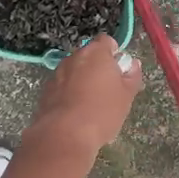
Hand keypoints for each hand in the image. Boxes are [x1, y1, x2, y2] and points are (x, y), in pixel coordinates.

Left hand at [27, 35, 142, 156]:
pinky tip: (75, 113)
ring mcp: (57, 74)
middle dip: (98, 68)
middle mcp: (74, 57)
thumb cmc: (102, 112)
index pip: (106, 41)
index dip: (114, 53)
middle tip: (108, 89)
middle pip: (89, 55)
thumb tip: (132, 65)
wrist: (64, 136)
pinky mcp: (45, 91)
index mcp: (96, 53)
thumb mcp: (126, 96)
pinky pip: (62, 86)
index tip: (119, 71)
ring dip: (82, 80)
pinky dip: (69, 93)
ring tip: (90, 104)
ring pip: (74, 71)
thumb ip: (132, 76)